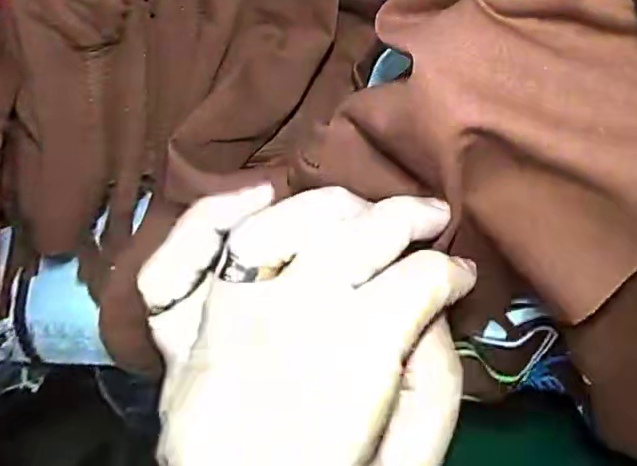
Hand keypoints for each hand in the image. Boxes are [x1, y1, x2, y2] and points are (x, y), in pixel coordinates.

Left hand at [138, 185, 477, 465]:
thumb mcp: (407, 457)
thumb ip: (433, 383)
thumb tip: (433, 308)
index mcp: (346, 369)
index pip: (412, 281)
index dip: (449, 270)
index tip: (462, 274)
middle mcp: (277, 332)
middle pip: (350, 238)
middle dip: (407, 217)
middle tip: (433, 219)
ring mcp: (217, 332)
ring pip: (272, 228)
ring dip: (329, 204)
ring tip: (362, 208)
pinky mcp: (179, 346)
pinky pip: (174, 271)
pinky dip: (210, 220)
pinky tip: (256, 197)